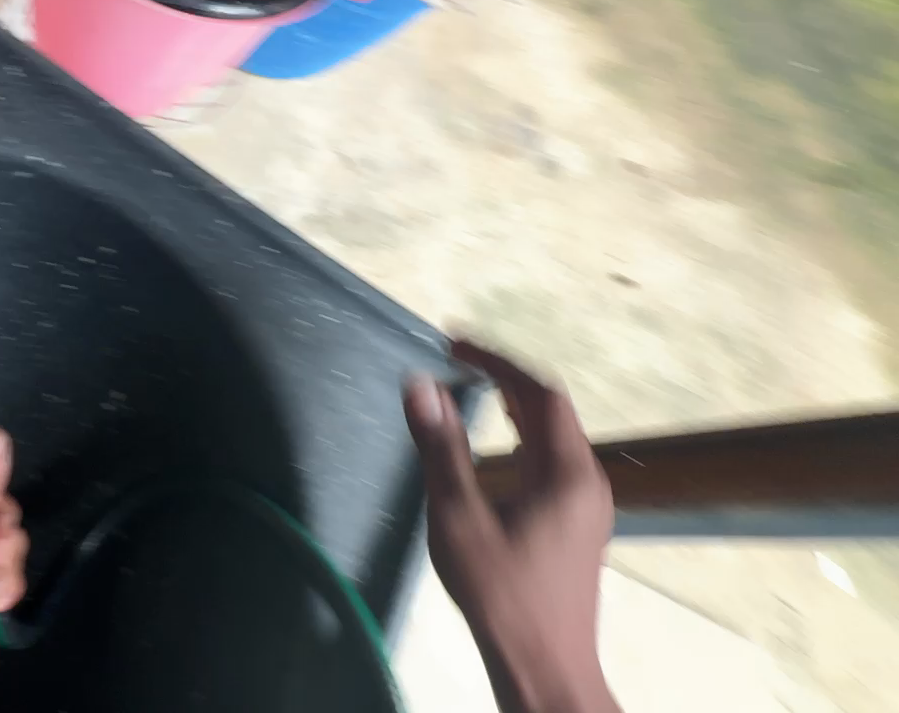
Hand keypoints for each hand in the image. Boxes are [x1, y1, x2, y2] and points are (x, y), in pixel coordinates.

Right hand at [404, 340, 619, 712]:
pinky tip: (490, 439)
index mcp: (566, 472)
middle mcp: (586, 480)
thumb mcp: (457, 512)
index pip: (539, 393)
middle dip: (502, 375)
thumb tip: (419, 384)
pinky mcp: (574, 519)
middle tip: (452, 358)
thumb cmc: (498, 586)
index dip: (496, 361)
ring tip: (466, 385)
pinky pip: (549, 454)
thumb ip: (440, 445)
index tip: (451, 344)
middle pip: (549, 408)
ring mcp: (585, 503)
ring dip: (510, 401)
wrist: (542, 662)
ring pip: (551, 432)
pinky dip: (517, 429)